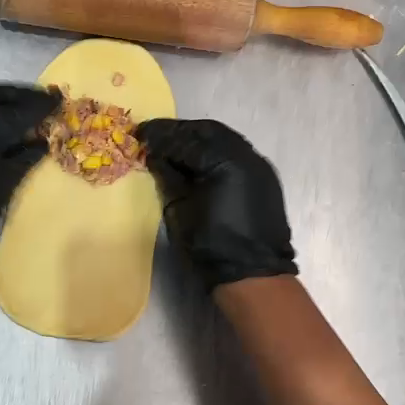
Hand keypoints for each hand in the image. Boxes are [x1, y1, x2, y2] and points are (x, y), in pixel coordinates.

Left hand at [0, 84, 60, 242]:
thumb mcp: (4, 183)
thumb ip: (25, 158)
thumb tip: (40, 144)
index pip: (29, 106)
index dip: (46, 105)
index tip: (59, 103)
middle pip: (4, 93)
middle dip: (23, 97)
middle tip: (38, 103)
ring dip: (0, 99)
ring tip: (14, 109)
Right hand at [136, 119, 297, 291]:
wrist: (253, 273)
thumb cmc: (210, 244)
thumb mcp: (180, 209)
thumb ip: (168, 176)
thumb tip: (155, 155)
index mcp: (224, 162)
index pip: (185, 140)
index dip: (160, 136)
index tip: (139, 134)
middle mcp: (245, 155)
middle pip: (206, 131)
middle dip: (179, 131)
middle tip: (155, 136)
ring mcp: (258, 163)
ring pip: (224, 138)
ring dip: (198, 138)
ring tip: (175, 146)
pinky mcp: (264, 175)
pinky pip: (236, 151)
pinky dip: (214, 149)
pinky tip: (199, 159)